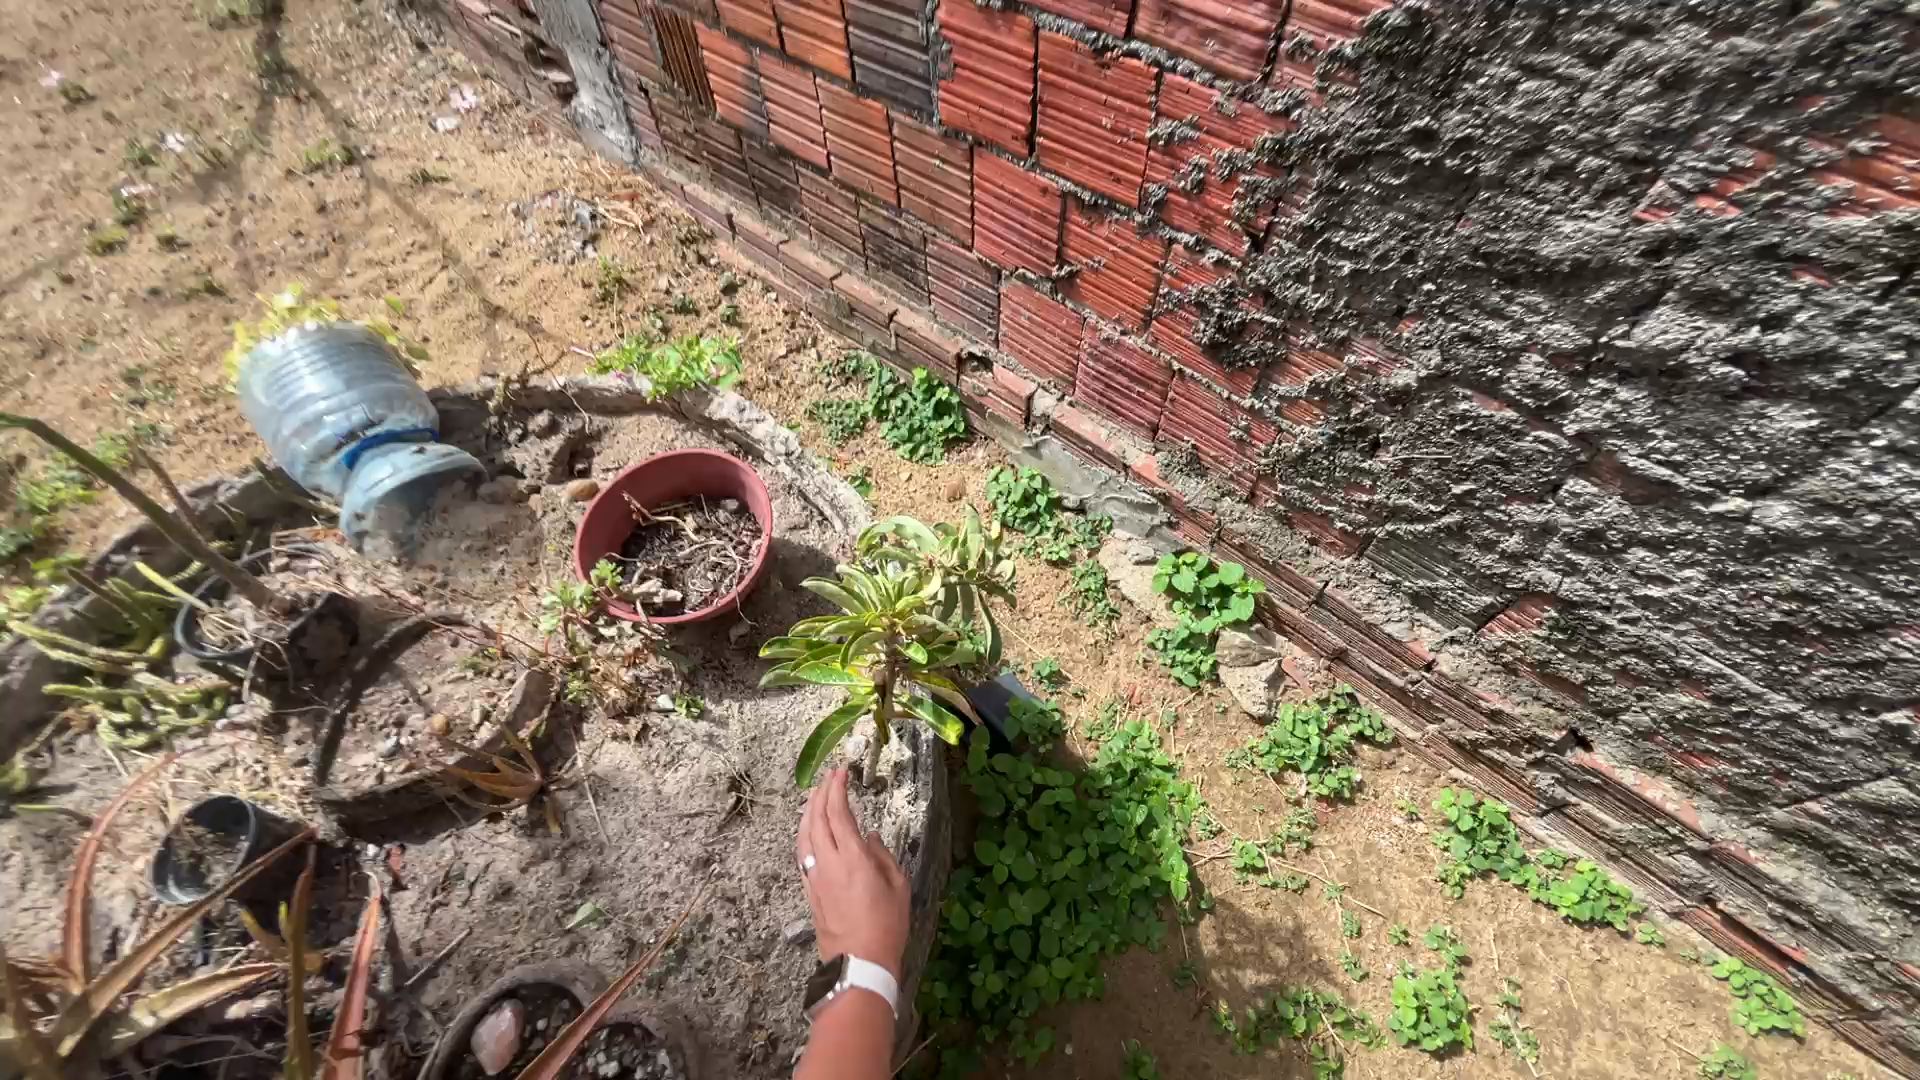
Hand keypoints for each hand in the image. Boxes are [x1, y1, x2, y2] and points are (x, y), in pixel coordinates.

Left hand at [796, 766, 909, 978]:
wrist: (859, 965)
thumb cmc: (886, 925)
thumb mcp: (898, 886)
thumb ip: (883, 856)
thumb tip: (870, 837)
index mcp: (853, 858)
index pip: (839, 814)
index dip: (837, 789)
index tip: (842, 772)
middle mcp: (829, 863)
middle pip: (817, 819)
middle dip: (821, 793)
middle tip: (830, 775)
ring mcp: (815, 877)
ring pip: (804, 835)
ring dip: (809, 810)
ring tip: (816, 794)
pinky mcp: (809, 890)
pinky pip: (802, 853)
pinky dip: (804, 832)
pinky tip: (809, 828)